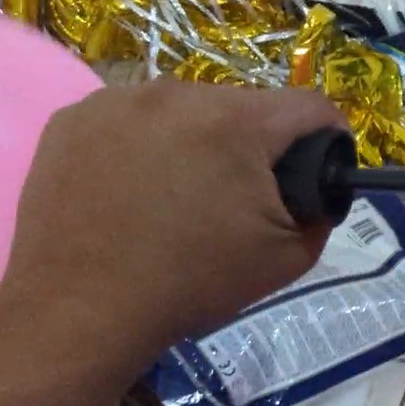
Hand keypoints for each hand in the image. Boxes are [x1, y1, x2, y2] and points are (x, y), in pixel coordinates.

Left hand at [0, 81, 344, 381]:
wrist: (82, 310)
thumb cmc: (197, 281)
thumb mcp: (293, 253)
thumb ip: (322, 206)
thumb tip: (318, 186)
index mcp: (236, 122)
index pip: (311, 105)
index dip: (332, 136)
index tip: (323, 170)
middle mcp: (176, 94)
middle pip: (250, 105)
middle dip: (262, 143)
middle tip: (248, 196)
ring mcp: (116, 101)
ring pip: (193, 108)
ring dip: (208, 139)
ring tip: (191, 191)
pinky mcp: (72, 118)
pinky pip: (139, 117)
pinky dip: (155, 142)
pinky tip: (144, 186)